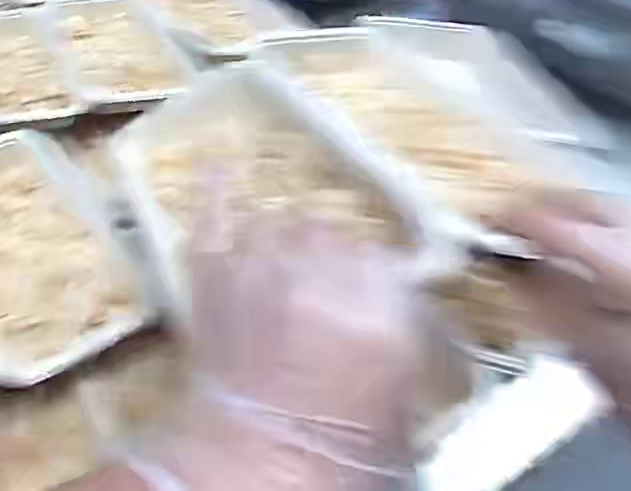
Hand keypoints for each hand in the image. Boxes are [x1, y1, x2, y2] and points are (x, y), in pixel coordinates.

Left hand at [187, 205, 418, 449]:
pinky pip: (217, 209)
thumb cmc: (337, 452)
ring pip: (283, 220)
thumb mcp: (405, 403)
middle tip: (327, 299)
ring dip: (289, 245)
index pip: (393, 261)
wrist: (248, 468)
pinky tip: (222, 169)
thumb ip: (414, 339)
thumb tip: (417, 311)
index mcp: (376, 303)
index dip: (385, 282)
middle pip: (336, 233)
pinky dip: (220, 191)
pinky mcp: (212, 262)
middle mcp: (318, 266)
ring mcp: (258, 257)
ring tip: (285, 280)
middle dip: (337, 263)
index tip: (380, 298)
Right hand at [497, 196, 630, 490]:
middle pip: (601, 203)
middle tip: (515, 213)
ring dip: (578, 212)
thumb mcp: (594, 357)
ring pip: (624, 212)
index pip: (568, 229)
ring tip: (545, 226)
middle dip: (550, 201)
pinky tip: (589, 249)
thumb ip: (548, 297)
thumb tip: (505, 257)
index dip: (520, 218)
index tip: (489, 217)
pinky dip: (605, 228)